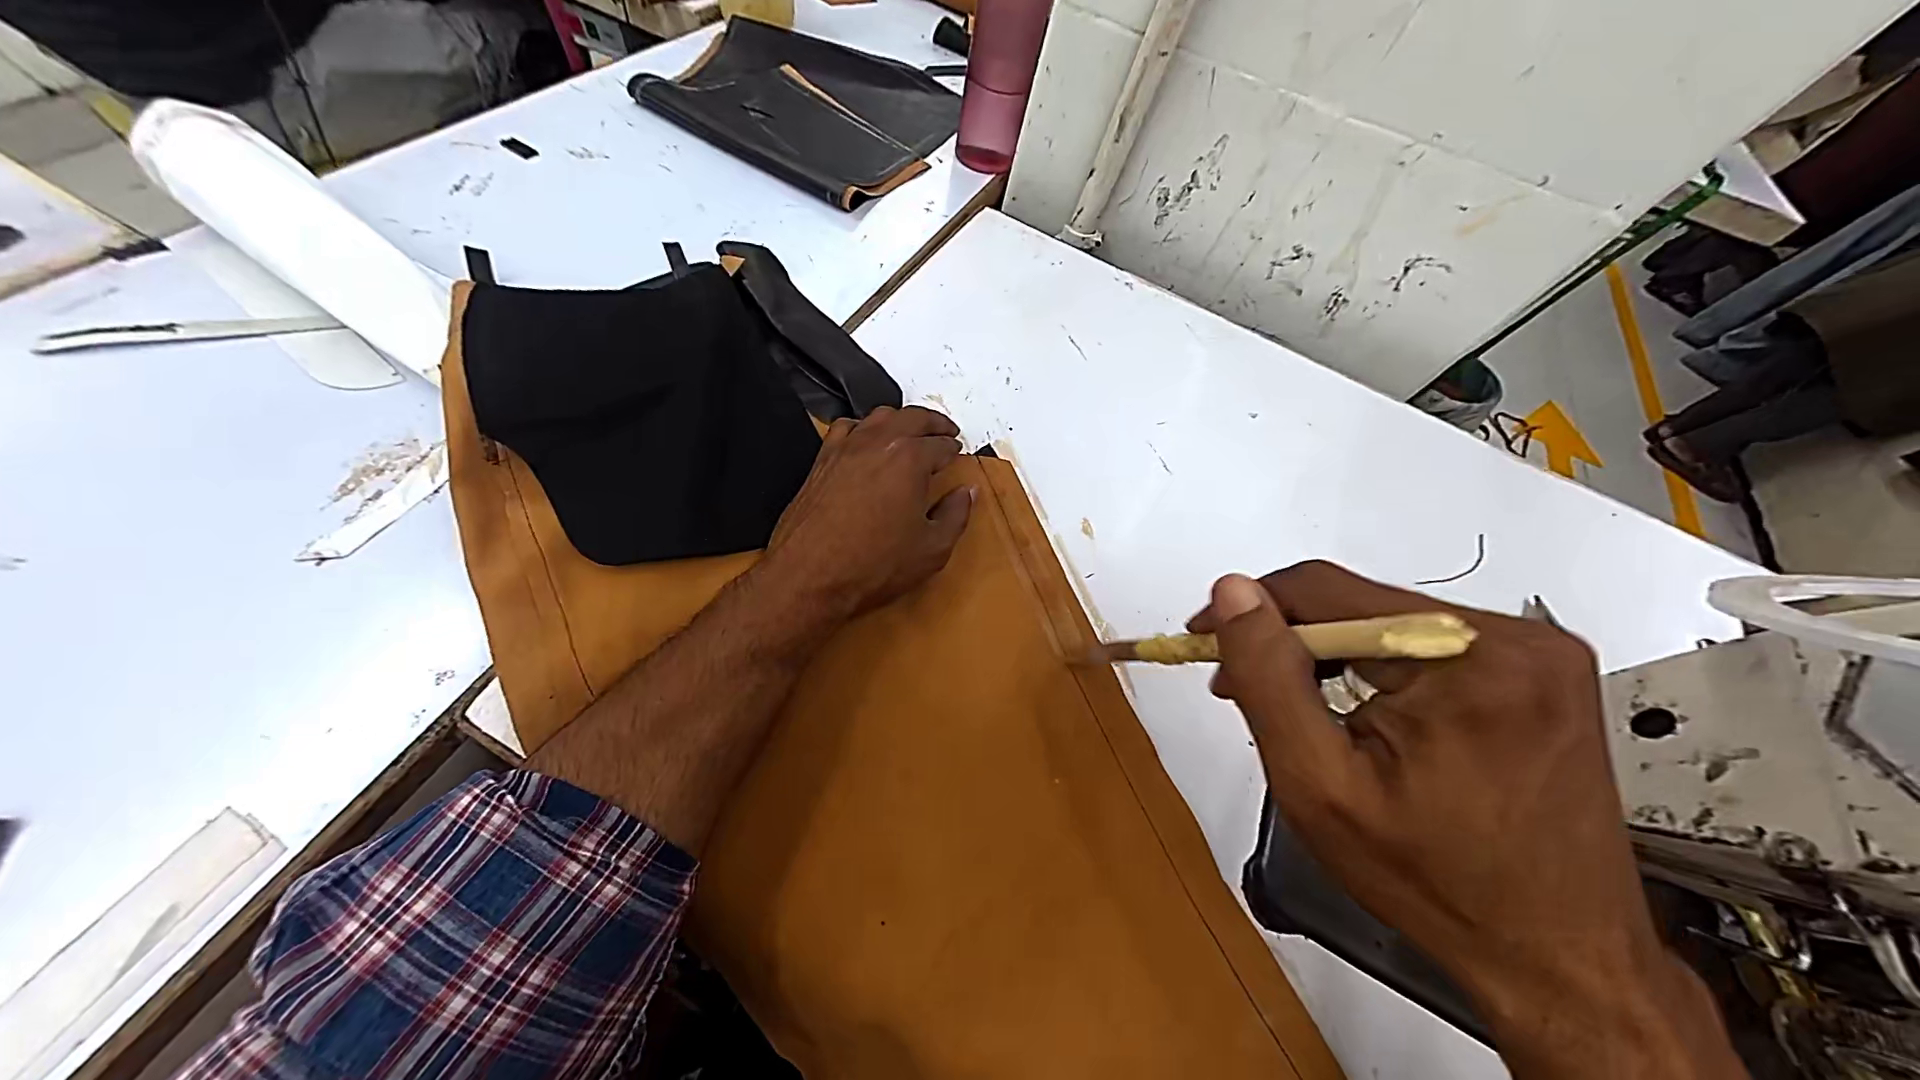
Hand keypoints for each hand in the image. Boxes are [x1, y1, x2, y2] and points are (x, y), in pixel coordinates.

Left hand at [760, 406, 973, 620]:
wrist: (810, 576)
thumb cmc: (867, 564)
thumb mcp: (932, 548)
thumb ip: (955, 515)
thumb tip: (964, 496)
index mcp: (910, 459)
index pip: (940, 444)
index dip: (953, 449)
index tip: (956, 453)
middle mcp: (877, 444)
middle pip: (912, 418)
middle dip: (933, 423)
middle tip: (944, 431)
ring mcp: (846, 450)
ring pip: (878, 416)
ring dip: (900, 419)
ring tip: (911, 430)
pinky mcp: (822, 462)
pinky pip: (846, 429)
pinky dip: (862, 428)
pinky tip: (865, 439)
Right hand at [1192, 562, 1746, 1078]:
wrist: (1557, 954)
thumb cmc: (1432, 880)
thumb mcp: (1318, 783)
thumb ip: (1268, 677)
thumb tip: (1233, 591)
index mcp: (1470, 661)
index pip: (1324, 590)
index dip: (1249, 608)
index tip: (1204, 638)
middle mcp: (1518, 639)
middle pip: (1356, 604)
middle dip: (1286, 641)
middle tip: (1241, 688)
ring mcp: (1536, 652)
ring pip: (1383, 621)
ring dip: (1325, 654)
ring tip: (1294, 707)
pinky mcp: (1538, 671)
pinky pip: (1421, 642)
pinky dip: (1370, 667)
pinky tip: (1352, 708)